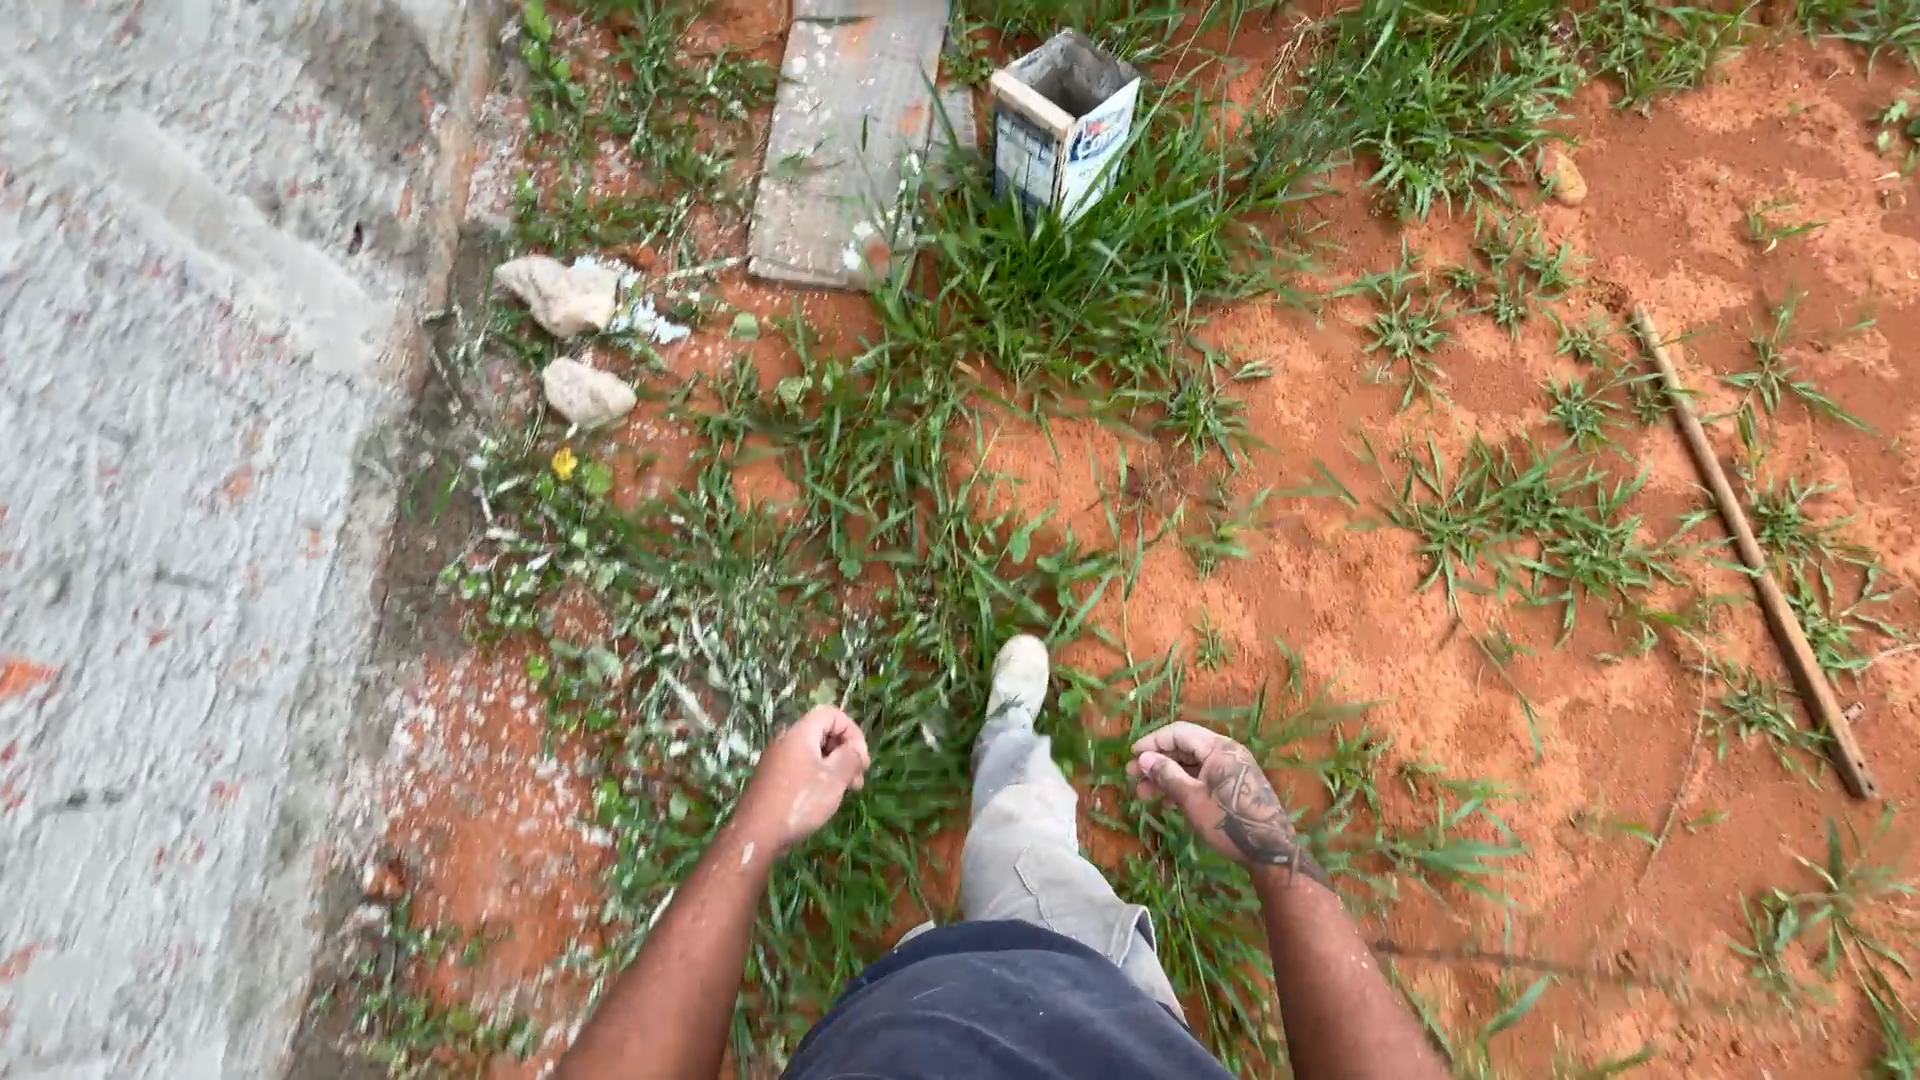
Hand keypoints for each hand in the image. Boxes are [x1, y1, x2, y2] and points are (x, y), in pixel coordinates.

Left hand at [735, 705, 869, 855]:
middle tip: (858, 778)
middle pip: (824, 732)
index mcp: (800, 733)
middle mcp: (786, 741)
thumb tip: (856, 749)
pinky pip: (803, 767)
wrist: (756, 835)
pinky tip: (827, 798)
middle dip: (846, 751)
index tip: (861, 758)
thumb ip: (851, 756)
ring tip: (848, 791)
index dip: (852, 731)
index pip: (831, 714)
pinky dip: (820, 776)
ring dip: (836, 766)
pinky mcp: (774, 778)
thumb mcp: (834, 778)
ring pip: (815, 752)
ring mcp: (778, 760)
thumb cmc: (800, 801)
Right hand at [1128, 722, 1315, 878]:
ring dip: (1167, 777)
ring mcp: (1231, 770)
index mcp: (1218, 748)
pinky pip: (1202, 778)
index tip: (1133, 756)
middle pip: (1184, 748)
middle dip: (1157, 762)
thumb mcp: (1192, 798)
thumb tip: (1143, 758)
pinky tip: (1168, 801)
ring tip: (1144, 794)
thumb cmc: (1229, 821)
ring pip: (1191, 765)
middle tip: (1133, 777)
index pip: (1178, 732)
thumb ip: (1166, 774)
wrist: (1270, 852)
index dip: (1153, 742)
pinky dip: (1183, 785)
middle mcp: (1226, 753)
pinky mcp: (1233, 787)